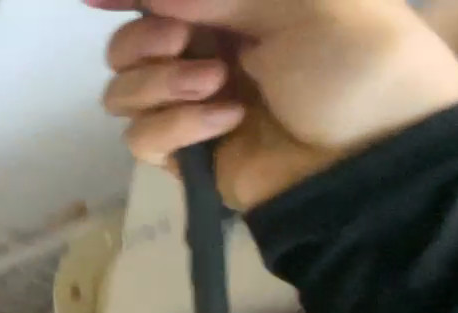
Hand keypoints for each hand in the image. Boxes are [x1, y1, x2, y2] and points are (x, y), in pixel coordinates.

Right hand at [91, 0, 457, 207]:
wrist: (360, 152)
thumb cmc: (353, 64)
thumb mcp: (305, 9)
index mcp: (238, 10)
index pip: (165, 3)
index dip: (127, 0)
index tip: (97, 0)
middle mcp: (202, 53)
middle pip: (125, 48)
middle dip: (140, 44)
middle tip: (177, 44)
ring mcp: (184, 104)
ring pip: (122, 93)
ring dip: (158, 87)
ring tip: (214, 88)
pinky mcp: (175, 149)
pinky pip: (140, 136)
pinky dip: (178, 128)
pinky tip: (225, 124)